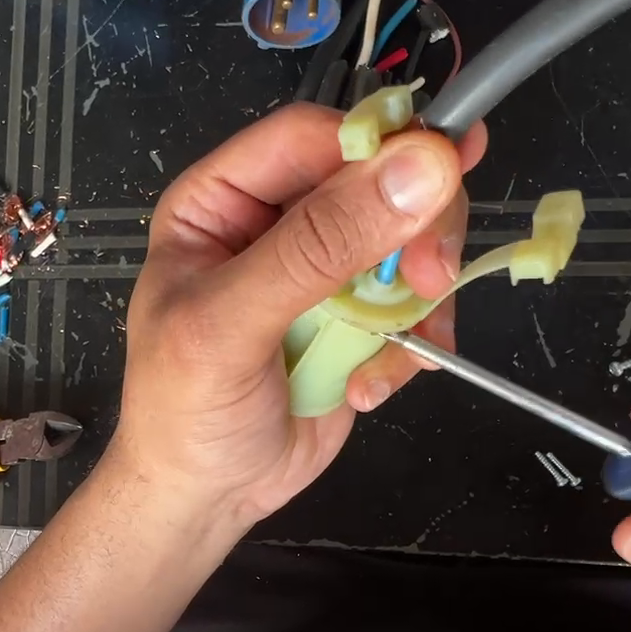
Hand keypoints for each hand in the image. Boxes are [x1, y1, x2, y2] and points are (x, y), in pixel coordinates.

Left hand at [105, 104, 486, 528]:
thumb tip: (422, 167)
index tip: (445, 171)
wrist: (205, 494)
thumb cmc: (186, 409)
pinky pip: (415, 306)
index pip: (311, 137)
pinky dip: (411, 347)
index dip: (378, 145)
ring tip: (393, 353)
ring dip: (419, 297)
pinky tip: (369, 388)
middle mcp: (275, 226)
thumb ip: (316, 247)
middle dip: (413, 228)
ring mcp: (323, 275)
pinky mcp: (357, 324)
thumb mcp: (231, 324)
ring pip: (410, 241)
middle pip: (377, 180)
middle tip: (428, 278)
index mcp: (221, 203)